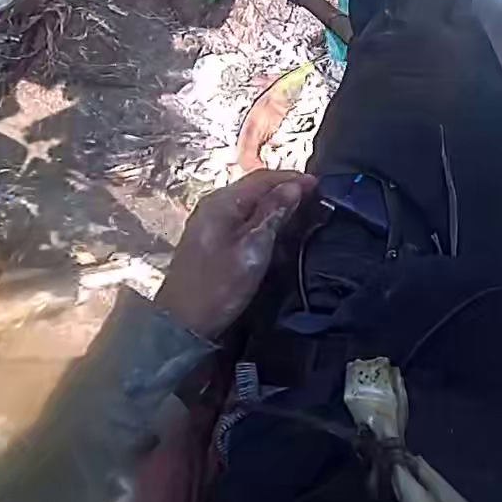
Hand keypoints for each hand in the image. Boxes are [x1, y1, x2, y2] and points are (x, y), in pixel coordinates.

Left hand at [155, 169, 313, 338]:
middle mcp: (215, 205)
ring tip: (301, 215)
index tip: (318, 185)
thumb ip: (274, 213)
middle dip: (286, 191)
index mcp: (223, 202)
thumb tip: (294, 186)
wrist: (183, 324)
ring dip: (276, 206)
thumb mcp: (253, 248)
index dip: (293, 178)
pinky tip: (277, 233)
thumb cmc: (220, 285)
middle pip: (256, 188)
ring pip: (250, 204)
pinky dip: (264, 221)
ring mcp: (210, 222)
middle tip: (314, 199)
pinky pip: (243, 219)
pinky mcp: (211, 239)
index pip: (263, 178)